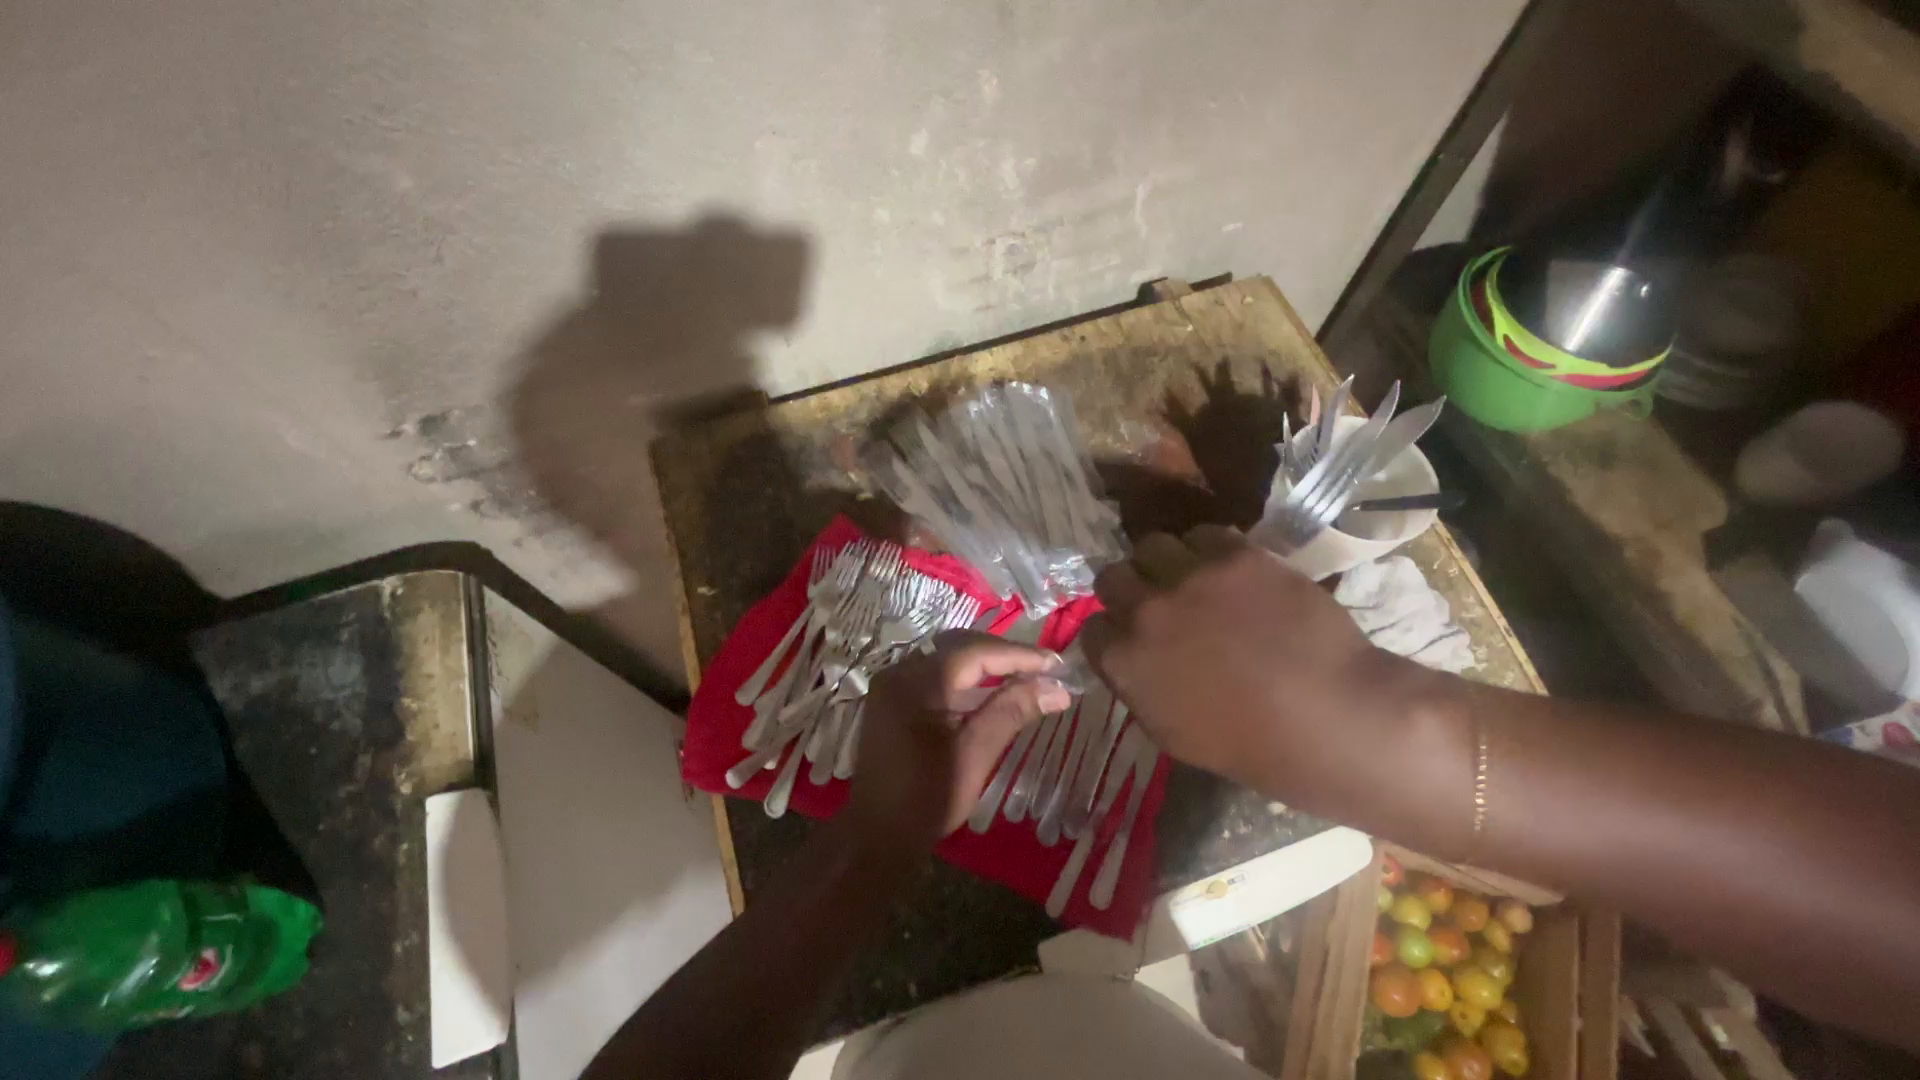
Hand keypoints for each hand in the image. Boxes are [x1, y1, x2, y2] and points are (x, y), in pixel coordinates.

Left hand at [848, 631, 1071, 853]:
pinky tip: (996, 694)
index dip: (1018, 655)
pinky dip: (968, 683)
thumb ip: (1012, 711)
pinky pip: (938, 679)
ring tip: (1030, 679)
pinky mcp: (896, 701)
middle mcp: (899, 673)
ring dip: (988, 668)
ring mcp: (894, 686)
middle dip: (1005, 657)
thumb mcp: (974, 754)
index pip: (974, 652)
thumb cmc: (925, 800)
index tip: (1057, 663)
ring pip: (949, 661)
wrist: (876, 837)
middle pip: (960, 648)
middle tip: (1047, 670)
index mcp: (914, 683)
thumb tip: (1058, 687)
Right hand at [1080, 526, 1436, 799]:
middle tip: (1157, 599)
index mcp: (1123, 661)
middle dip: (1130, 587)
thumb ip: (1135, 687)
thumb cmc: (1247, 742)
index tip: (1130, 634)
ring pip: (1152, 544)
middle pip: (1112, 577)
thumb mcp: (1168, 732)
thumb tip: (1128, 659)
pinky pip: (1205, 534)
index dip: (1112, 629)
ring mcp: (1189, 577)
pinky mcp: (1236, 555)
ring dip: (1165, 562)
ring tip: (1192, 576)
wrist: (1324, 715)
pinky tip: (1230, 569)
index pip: (1092, 627)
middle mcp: (1145, 611)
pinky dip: (1210, 549)